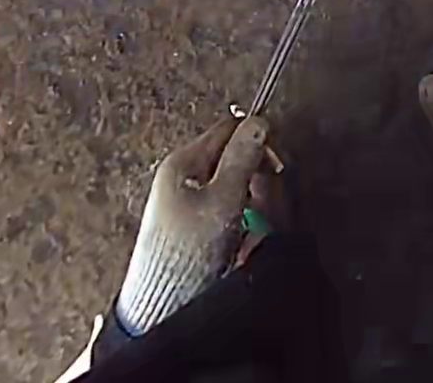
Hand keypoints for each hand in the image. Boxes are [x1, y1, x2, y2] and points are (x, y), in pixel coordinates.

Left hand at [115, 115, 269, 334]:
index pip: (228, 129)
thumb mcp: (223, 198)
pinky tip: (236, 244)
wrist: (159, 311)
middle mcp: (180, 176)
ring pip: (230, 186)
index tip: (273, 163)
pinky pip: (222, 211)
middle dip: (252, 177)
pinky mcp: (187, 227)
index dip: (255, 140)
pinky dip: (235, 222)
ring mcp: (182, 202)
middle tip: (262, 199)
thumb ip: (242, 157)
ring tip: (246, 229)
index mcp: (183, 161)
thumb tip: (258, 122)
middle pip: (230, 157)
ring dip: (246, 204)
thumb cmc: (187, 253)